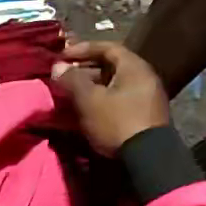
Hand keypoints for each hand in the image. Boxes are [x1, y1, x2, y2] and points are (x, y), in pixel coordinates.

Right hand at [48, 40, 170, 156]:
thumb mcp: (89, 99)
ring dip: (91, 84)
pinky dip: (101, 96)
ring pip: (114, 82)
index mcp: (134, 67)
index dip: (82, 49)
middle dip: (84, 68)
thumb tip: (58, 66)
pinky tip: (87, 107)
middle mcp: (144, 77)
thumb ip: (72, 80)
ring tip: (71, 92)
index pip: (107, 47)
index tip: (62, 56)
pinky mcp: (145, 113)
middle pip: (111, 65)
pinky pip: (119, 96)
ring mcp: (147, 96)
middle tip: (64, 75)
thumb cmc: (116, 121)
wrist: (147, 158)